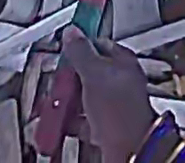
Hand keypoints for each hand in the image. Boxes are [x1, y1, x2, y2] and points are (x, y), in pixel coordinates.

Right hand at [61, 27, 156, 162]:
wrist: (129, 150)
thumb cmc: (121, 110)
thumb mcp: (95, 74)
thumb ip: (82, 52)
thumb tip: (72, 33)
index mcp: (124, 62)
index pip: (99, 45)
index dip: (81, 46)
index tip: (64, 50)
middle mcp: (122, 83)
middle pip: (92, 73)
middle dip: (71, 78)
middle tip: (56, 82)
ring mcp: (116, 108)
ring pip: (87, 98)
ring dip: (69, 101)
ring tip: (55, 104)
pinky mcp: (109, 131)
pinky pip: (86, 122)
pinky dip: (72, 122)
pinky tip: (62, 125)